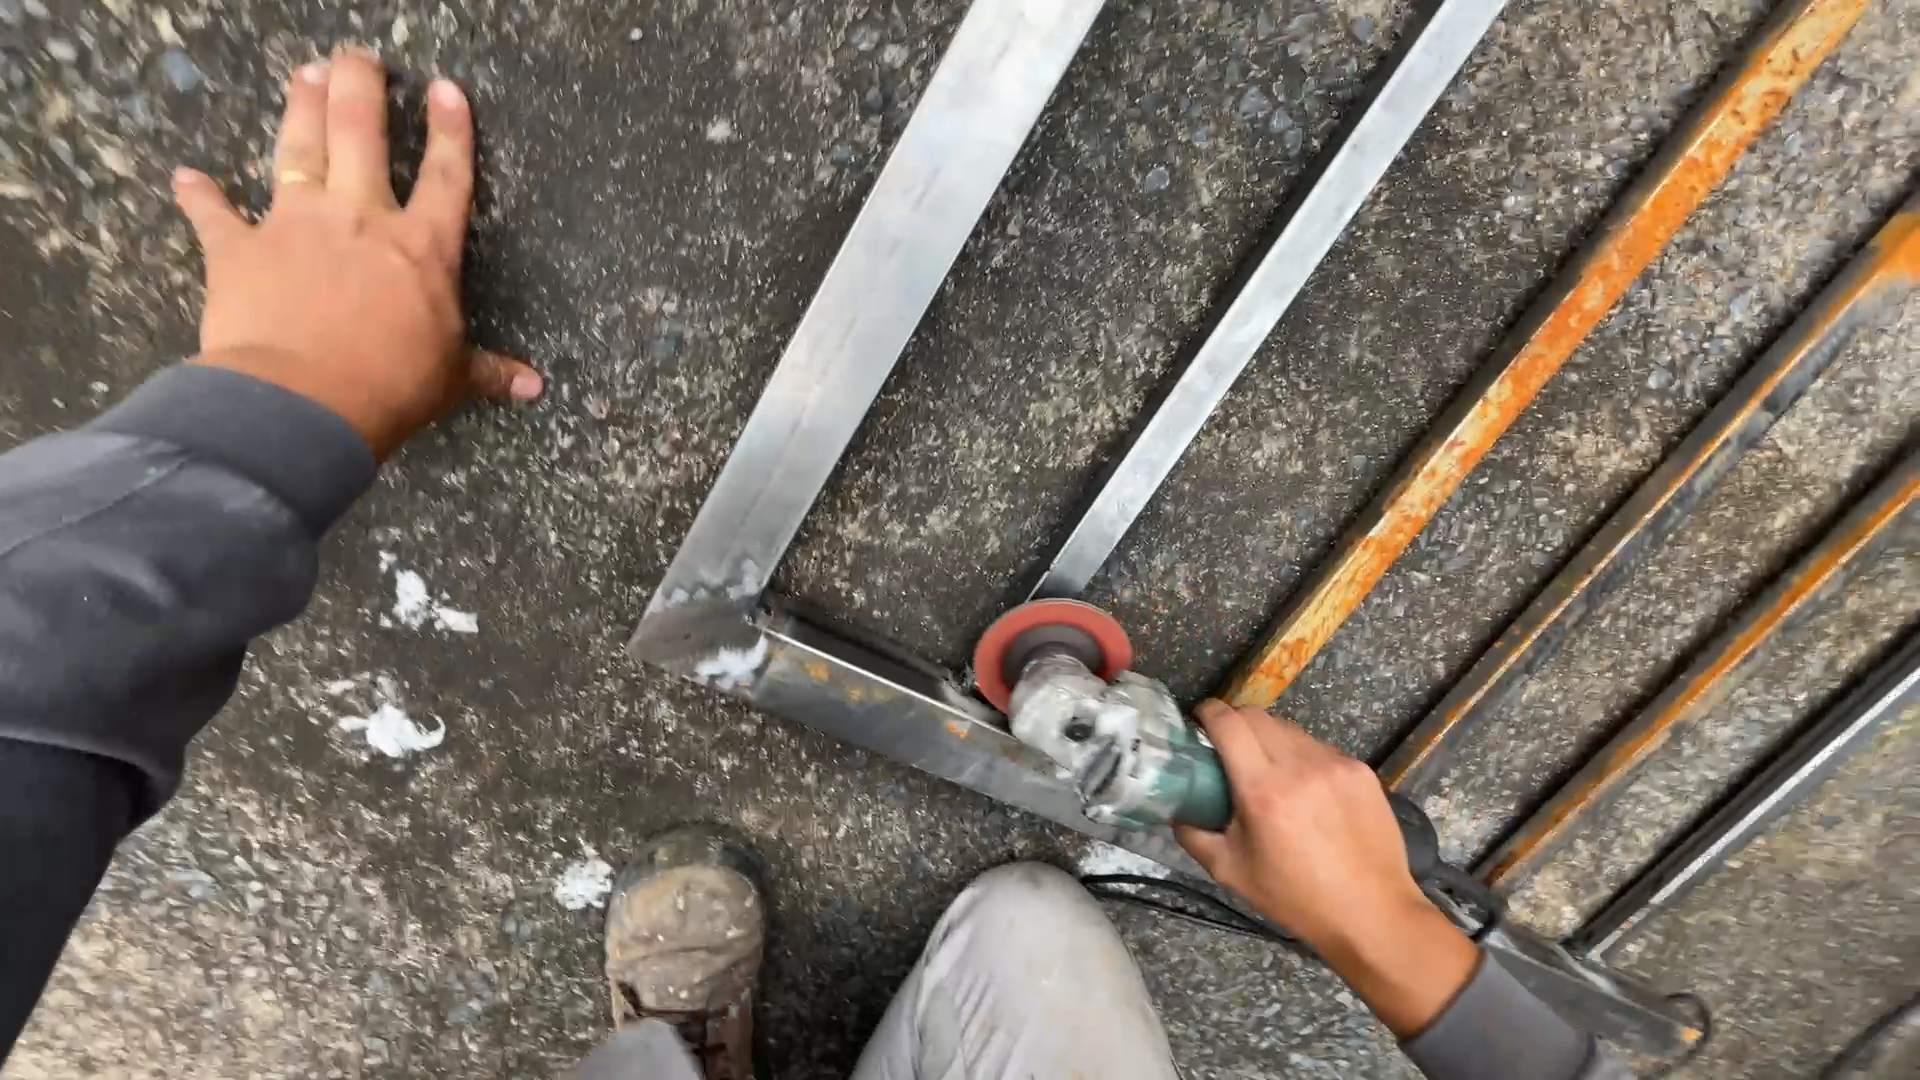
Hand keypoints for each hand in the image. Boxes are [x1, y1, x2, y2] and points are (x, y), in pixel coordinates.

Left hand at [171, 47, 541, 459]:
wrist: (306, 398)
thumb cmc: (396, 384)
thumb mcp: (455, 378)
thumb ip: (492, 371)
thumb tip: (537, 388)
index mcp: (423, 250)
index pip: (446, 179)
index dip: (450, 133)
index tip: (446, 90)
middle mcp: (361, 220)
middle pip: (361, 136)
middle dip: (361, 89)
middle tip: (358, 56)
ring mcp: (296, 225)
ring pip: (297, 150)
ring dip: (300, 108)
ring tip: (303, 73)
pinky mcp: (238, 247)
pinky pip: (215, 214)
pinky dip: (202, 196)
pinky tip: (189, 178)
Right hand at [1175, 700, 1478, 1037]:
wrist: (1374, 914)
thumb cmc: (1297, 897)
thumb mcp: (1231, 871)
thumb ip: (1193, 834)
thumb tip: (1175, 808)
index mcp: (1262, 790)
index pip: (1227, 722)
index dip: (1207, 713)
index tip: (1199, 722)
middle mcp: (1299, 767)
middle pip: (1255, 715)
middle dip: (1234, 722)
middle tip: (1228, 747)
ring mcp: (1334, 765)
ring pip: (1287, 728)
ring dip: (1268, 739)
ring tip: (1269, 770)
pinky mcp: (1360, 770)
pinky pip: (1317, 747)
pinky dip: (1301, 757)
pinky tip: (1306, 789)